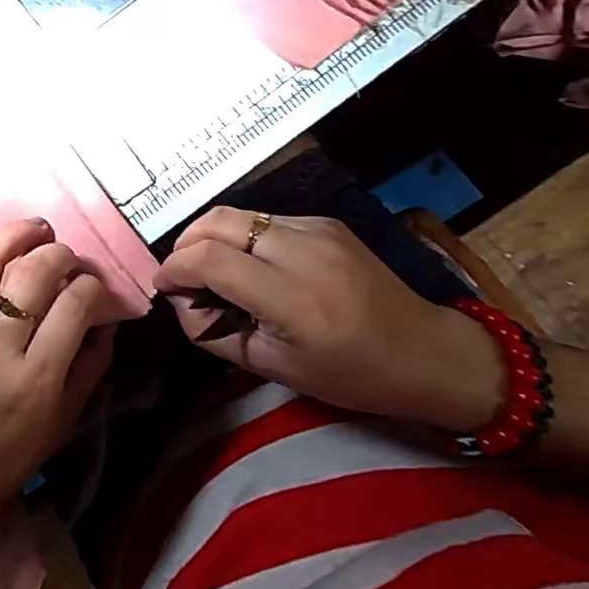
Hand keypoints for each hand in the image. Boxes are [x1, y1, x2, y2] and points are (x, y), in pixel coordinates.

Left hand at [0, 201, 117, 564]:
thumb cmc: (8, 455)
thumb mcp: (65, 419)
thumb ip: (92, 363)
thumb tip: (107, 315)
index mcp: (34, 378)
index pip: (75, 303)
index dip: (93, 285)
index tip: (95, 288)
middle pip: (34, 273)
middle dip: (62, 254)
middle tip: (70, 260)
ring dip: (19, 234)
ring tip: (39, 230)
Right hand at [155, 207, 504, 433]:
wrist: (424, 349)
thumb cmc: (352, 375)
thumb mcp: (277, 367)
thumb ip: (217, 334)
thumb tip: (184, 300)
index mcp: (293, 296)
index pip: (211, 259)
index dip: (175, 269)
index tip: (164, 286)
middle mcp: (304, 248)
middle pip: (220, 220)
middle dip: (187, 242)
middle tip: (182, 275)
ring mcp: (318, 227)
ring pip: (242, 214)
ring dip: (215, 237)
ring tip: (213, 272)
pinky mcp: (327, 221)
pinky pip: (268, 219)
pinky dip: (245, 237)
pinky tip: (251, 265)